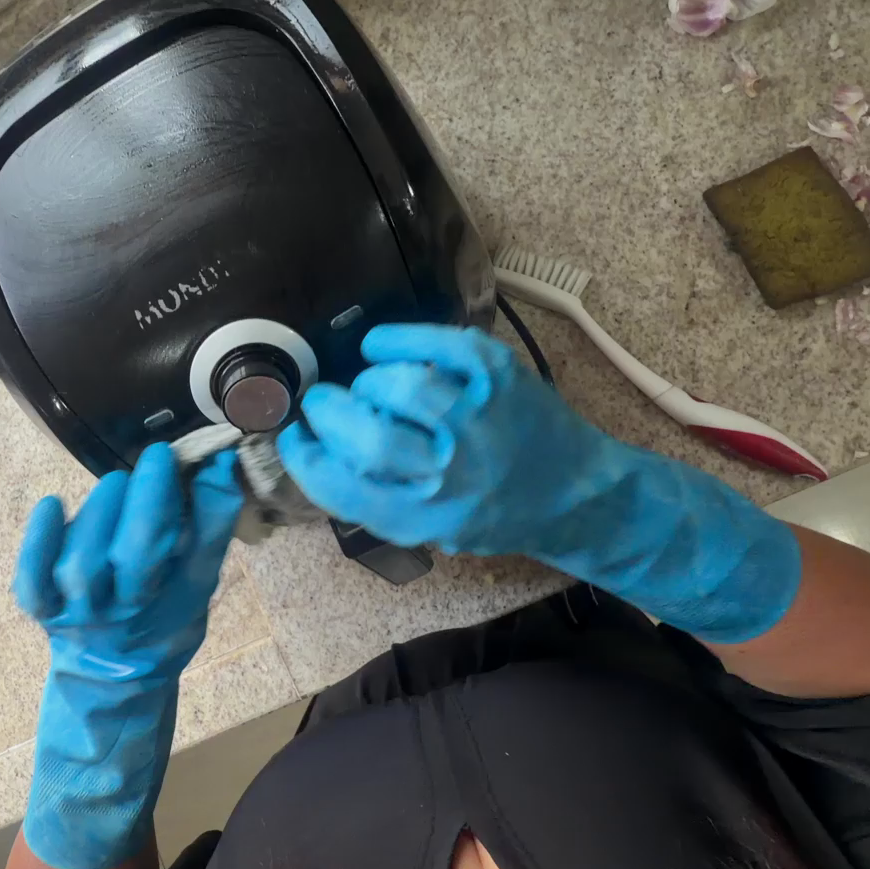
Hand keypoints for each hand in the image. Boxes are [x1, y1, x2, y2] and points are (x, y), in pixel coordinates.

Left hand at [15, 443, 245, 868]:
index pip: (160, 547)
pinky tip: (51, 504)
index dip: (159, 495)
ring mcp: (75, 613)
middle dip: (136, 500)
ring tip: (116, 486)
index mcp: (163, 602)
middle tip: (150, 466)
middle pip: (121, 555)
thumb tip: (218, 463)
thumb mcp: (201, 580)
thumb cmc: (165, 620)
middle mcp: (116, 611)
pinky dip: (37, 543)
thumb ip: (212, 524)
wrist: (116, 680)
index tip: (166, 452)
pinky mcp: (42, 609)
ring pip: (79, 562)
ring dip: (99, 512)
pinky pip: (30, 582)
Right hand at [276, 324, 800, 642]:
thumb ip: (372, 496)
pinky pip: (434, 343)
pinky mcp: (498, 376)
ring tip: (371, 385)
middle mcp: (451, 474)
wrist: (575, 492)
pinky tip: (382, 347)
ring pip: (397, 385)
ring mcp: (479, 419)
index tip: (295, 435)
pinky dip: (397, 339)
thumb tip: (318, 446)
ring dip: (369, 381)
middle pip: (365, 434)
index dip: (304, 457)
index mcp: (424, 517)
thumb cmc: (491, 511)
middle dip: (329, 411)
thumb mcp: (427, 529)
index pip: (341, 486)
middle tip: (324, 402)